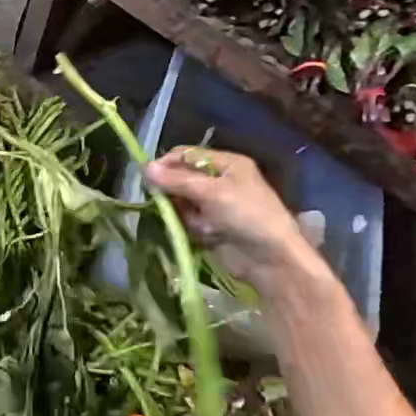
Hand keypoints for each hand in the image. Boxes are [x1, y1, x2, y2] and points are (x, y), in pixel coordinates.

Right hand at [143, 147, 320, 290]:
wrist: (271, 259)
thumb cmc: (248, 216)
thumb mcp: (212, 192)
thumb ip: (176, 180)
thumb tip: (144, 167)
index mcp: (226, 163)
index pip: (185, 155)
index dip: (166, 164)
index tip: (148, 180)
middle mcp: (218, 180)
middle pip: (180, 178)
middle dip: (174, 192)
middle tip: (169, 204)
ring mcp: (214, 204)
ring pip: (180, 202)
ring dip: (184, 213)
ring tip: (201, 225)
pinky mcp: (210, 226)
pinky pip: (187, 221)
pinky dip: (191, 228)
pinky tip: (206, 235)